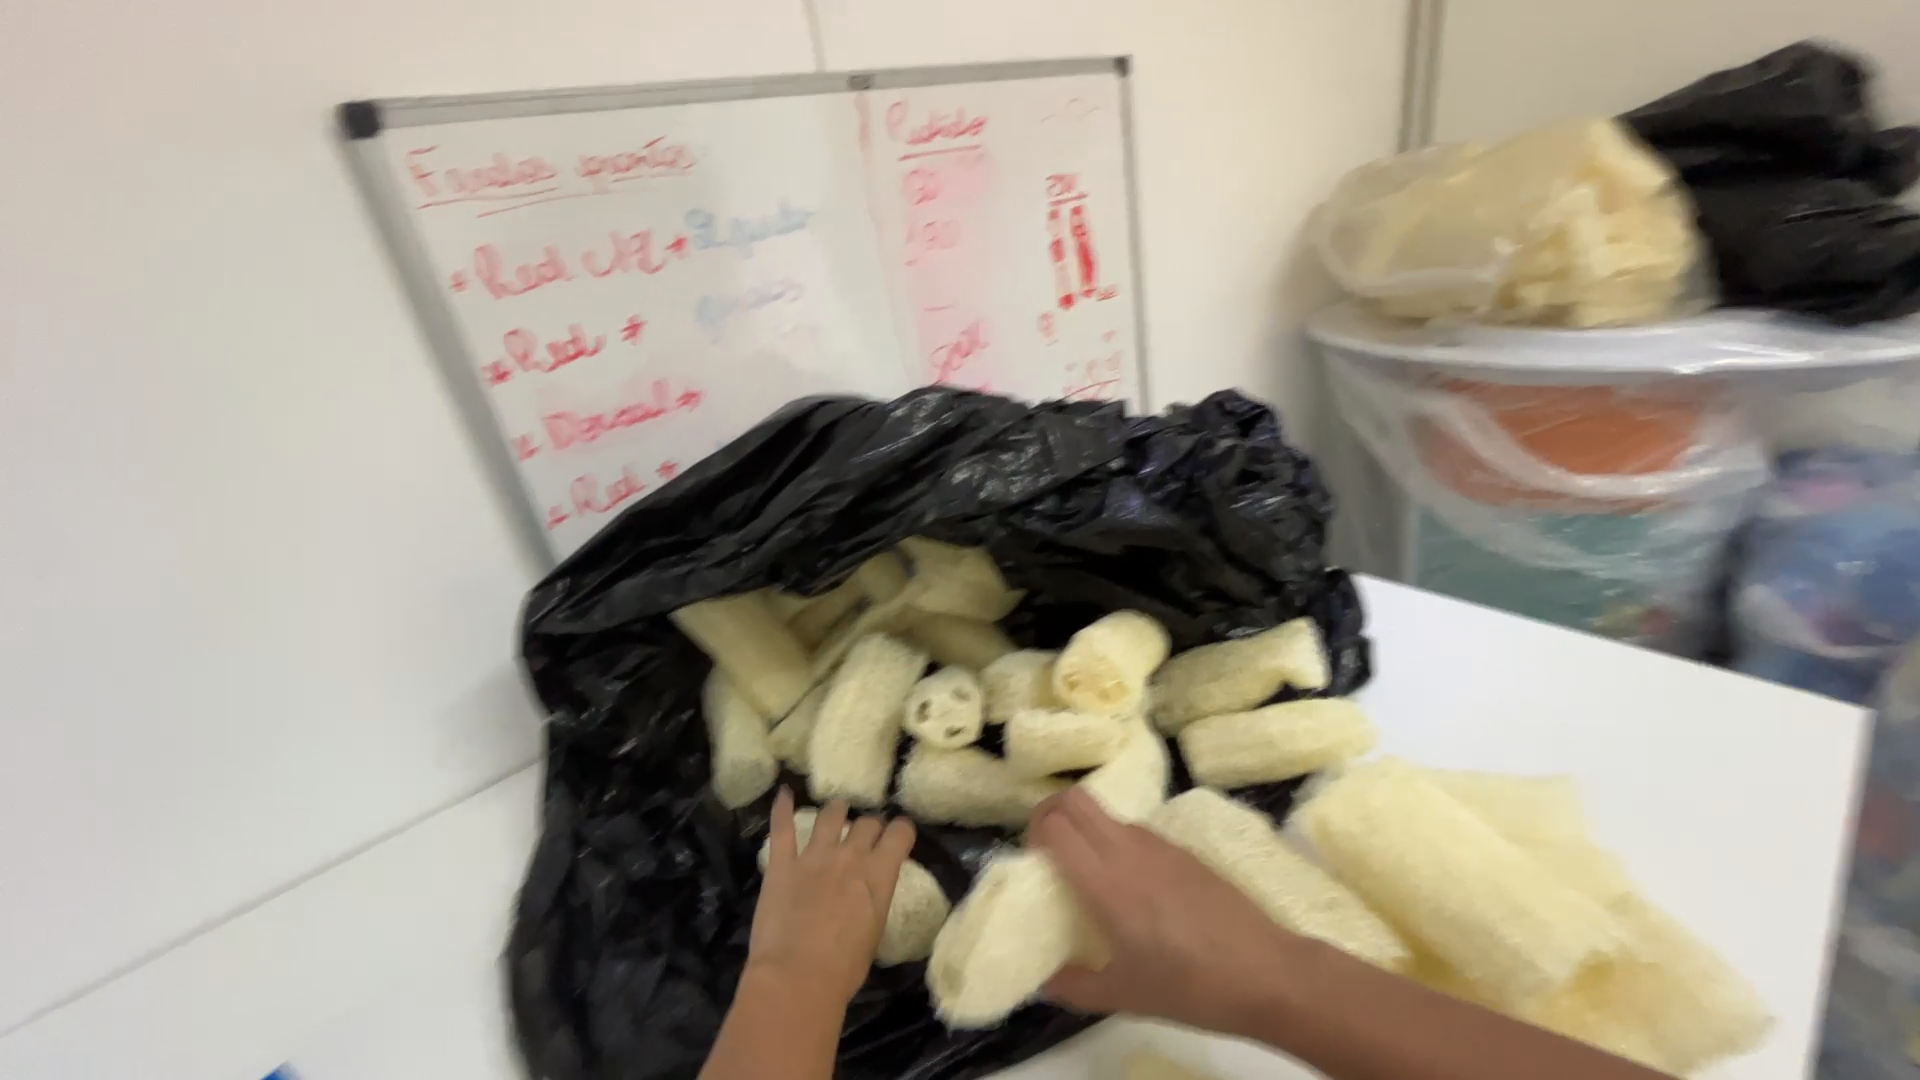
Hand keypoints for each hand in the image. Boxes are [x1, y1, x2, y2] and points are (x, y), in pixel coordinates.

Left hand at [747, 788, 916, 1006]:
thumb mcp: (874, 932)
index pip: (900, 833)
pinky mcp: (782, 863)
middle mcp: (850, 856)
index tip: (900, 833)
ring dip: (836, 810)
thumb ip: (874, 900)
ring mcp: (814, 856)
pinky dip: (782, 807)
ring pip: (830, 816)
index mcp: (879, 874)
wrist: (796, 978)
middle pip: (867, 823)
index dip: (902, 830)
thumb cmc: (843, 969)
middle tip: (867, 832)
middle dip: (870, 825)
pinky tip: (784, 793)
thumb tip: (869, 892)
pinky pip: (782, 828)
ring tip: (837, 810)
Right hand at [1028, 788, 1298, 1036]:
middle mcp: (1128, 850)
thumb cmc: (1191, 987)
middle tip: (1046, 847)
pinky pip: (1134, 829)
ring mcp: (1159, 844)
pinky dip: (1115, 840)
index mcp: (1107, 882)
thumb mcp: (1125, 996)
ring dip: (1085, 826)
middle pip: (1075, 798)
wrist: (1268, 973)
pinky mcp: (1182, 850)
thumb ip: (1074, 986)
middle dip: (1050, 812)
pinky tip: (1131, 884)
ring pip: (1106, 811)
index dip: (1034, 832)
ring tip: (1087, 870)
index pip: (1055, 826)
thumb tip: (1044, 981)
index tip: (1034, 861)